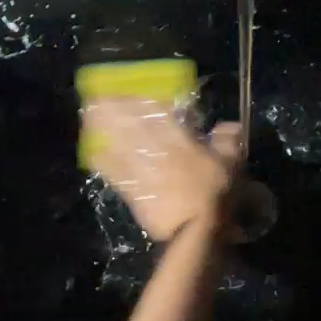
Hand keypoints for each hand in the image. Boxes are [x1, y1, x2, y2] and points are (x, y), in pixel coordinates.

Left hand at [82, 98, 241, 241]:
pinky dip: (103, 160)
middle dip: (113, 109)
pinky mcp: (132, 189)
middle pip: (129, 124)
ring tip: (88, 115)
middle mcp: (156, 149)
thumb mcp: (232, 164)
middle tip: (98, 97)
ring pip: (117, 143)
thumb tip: (229, 126)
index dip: (141, 99)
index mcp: (180, 139)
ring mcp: (140, 169)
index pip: (156, 112)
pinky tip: (93, 152)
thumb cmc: (216, 194)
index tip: (130, 90)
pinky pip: (114, 171)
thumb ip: (228, 141)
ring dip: (102, 128)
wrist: (195, 231)